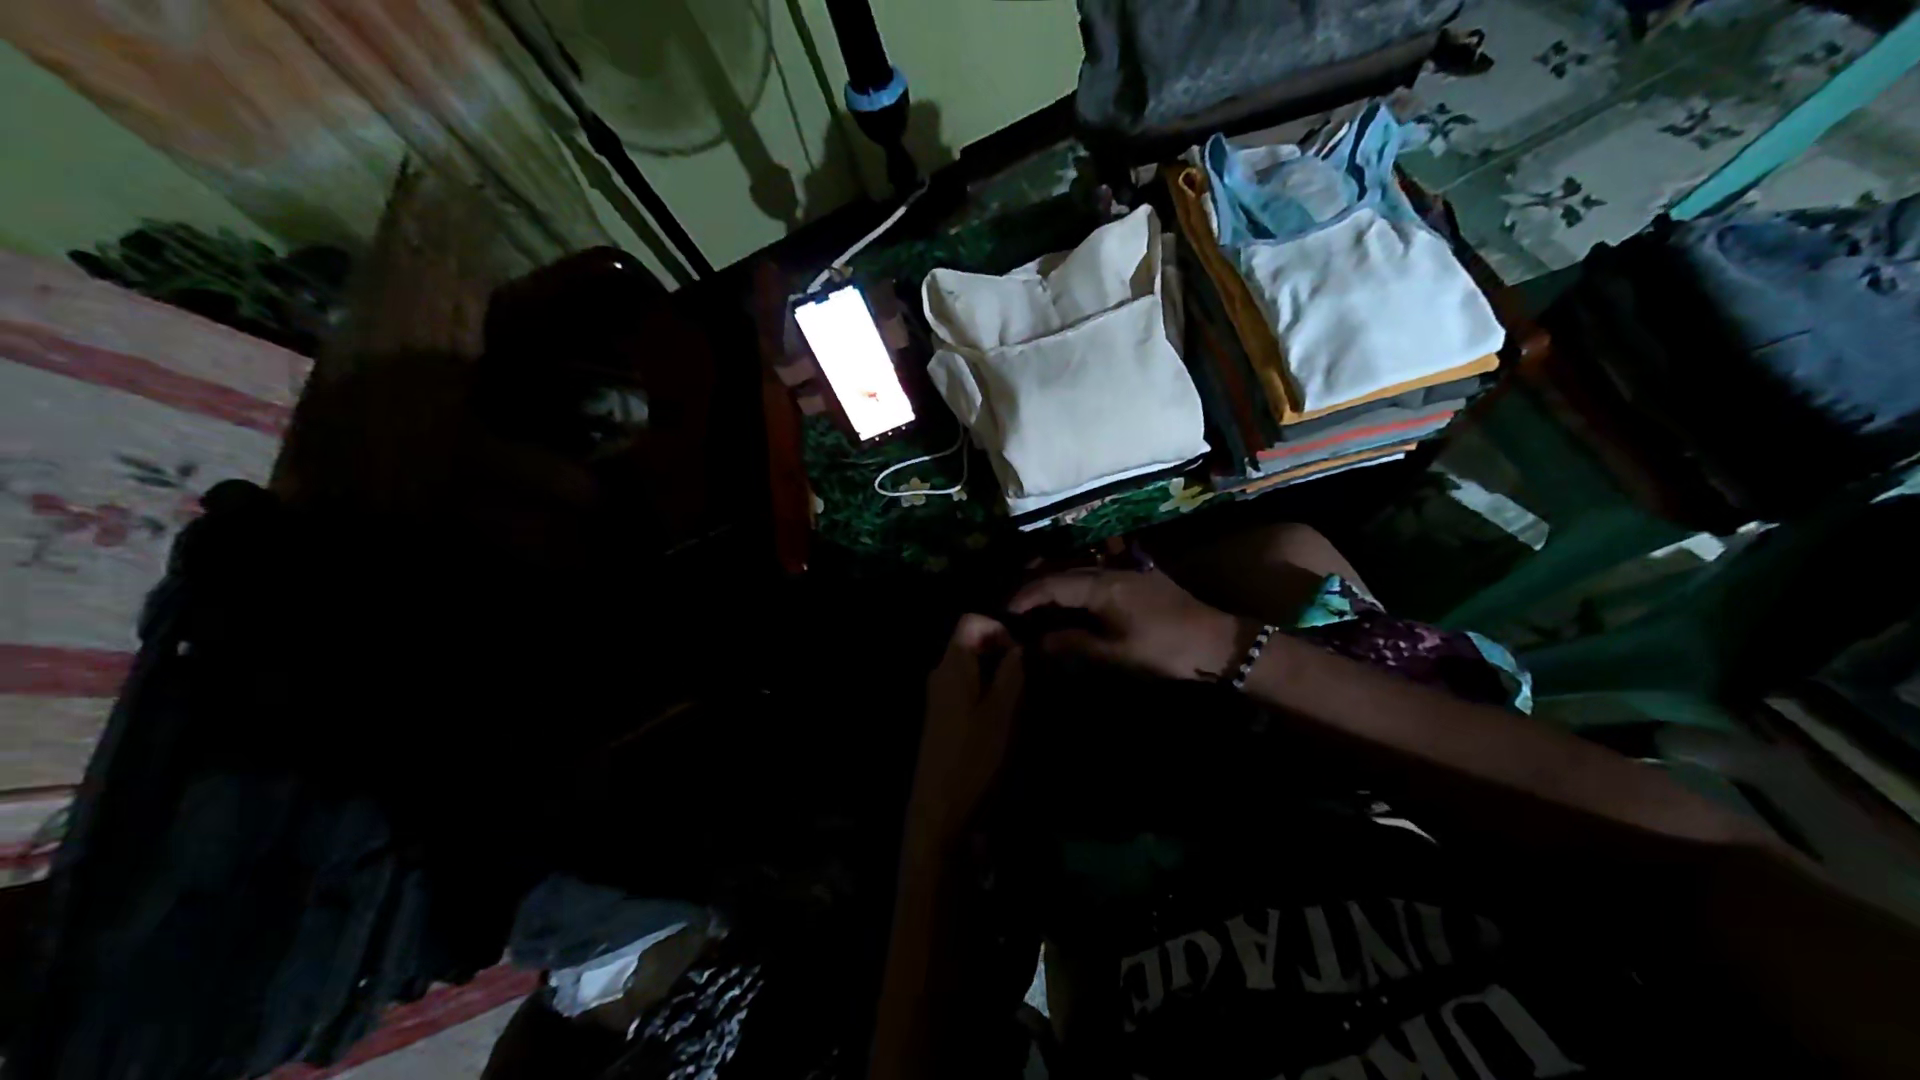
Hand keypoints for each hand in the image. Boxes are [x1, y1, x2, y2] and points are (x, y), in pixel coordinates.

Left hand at [912, 615, 1024, 839]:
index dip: (1000, 627)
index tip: (1023, 651)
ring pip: (972, 667)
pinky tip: (1007, 715)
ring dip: (998, 674)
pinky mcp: (944, 717)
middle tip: (1031, 674)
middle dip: (1002, 651)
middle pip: (971, 642)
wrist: (942, 809)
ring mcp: (940, 696)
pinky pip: (968, 688)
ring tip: (1024, 695)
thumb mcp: (1004, 711)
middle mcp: (941, 673)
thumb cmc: (975, 757)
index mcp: (951, 664)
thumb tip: (1019, 645)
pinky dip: (988, 692)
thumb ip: (1013, 671)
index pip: (971, 621)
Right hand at [1009, 569, 1248, 681]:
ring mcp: (1126, 569)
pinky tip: (1073, 591)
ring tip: (1036, 597)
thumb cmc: (1163, 650)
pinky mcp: (1138, 575)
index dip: (1024, 597)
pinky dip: (1076, 579)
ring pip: (1079, 567)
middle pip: (1062, 570)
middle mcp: (1110, 569)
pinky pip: (1097, 570)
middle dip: (1033, 584)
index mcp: (1101, 586)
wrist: (1215, 642)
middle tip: (1013, 603)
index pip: (1051, 585)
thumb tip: (1037, 641)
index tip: (1004, 611)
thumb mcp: (1114, 654)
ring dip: (1054, 579)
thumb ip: (1072, 644)